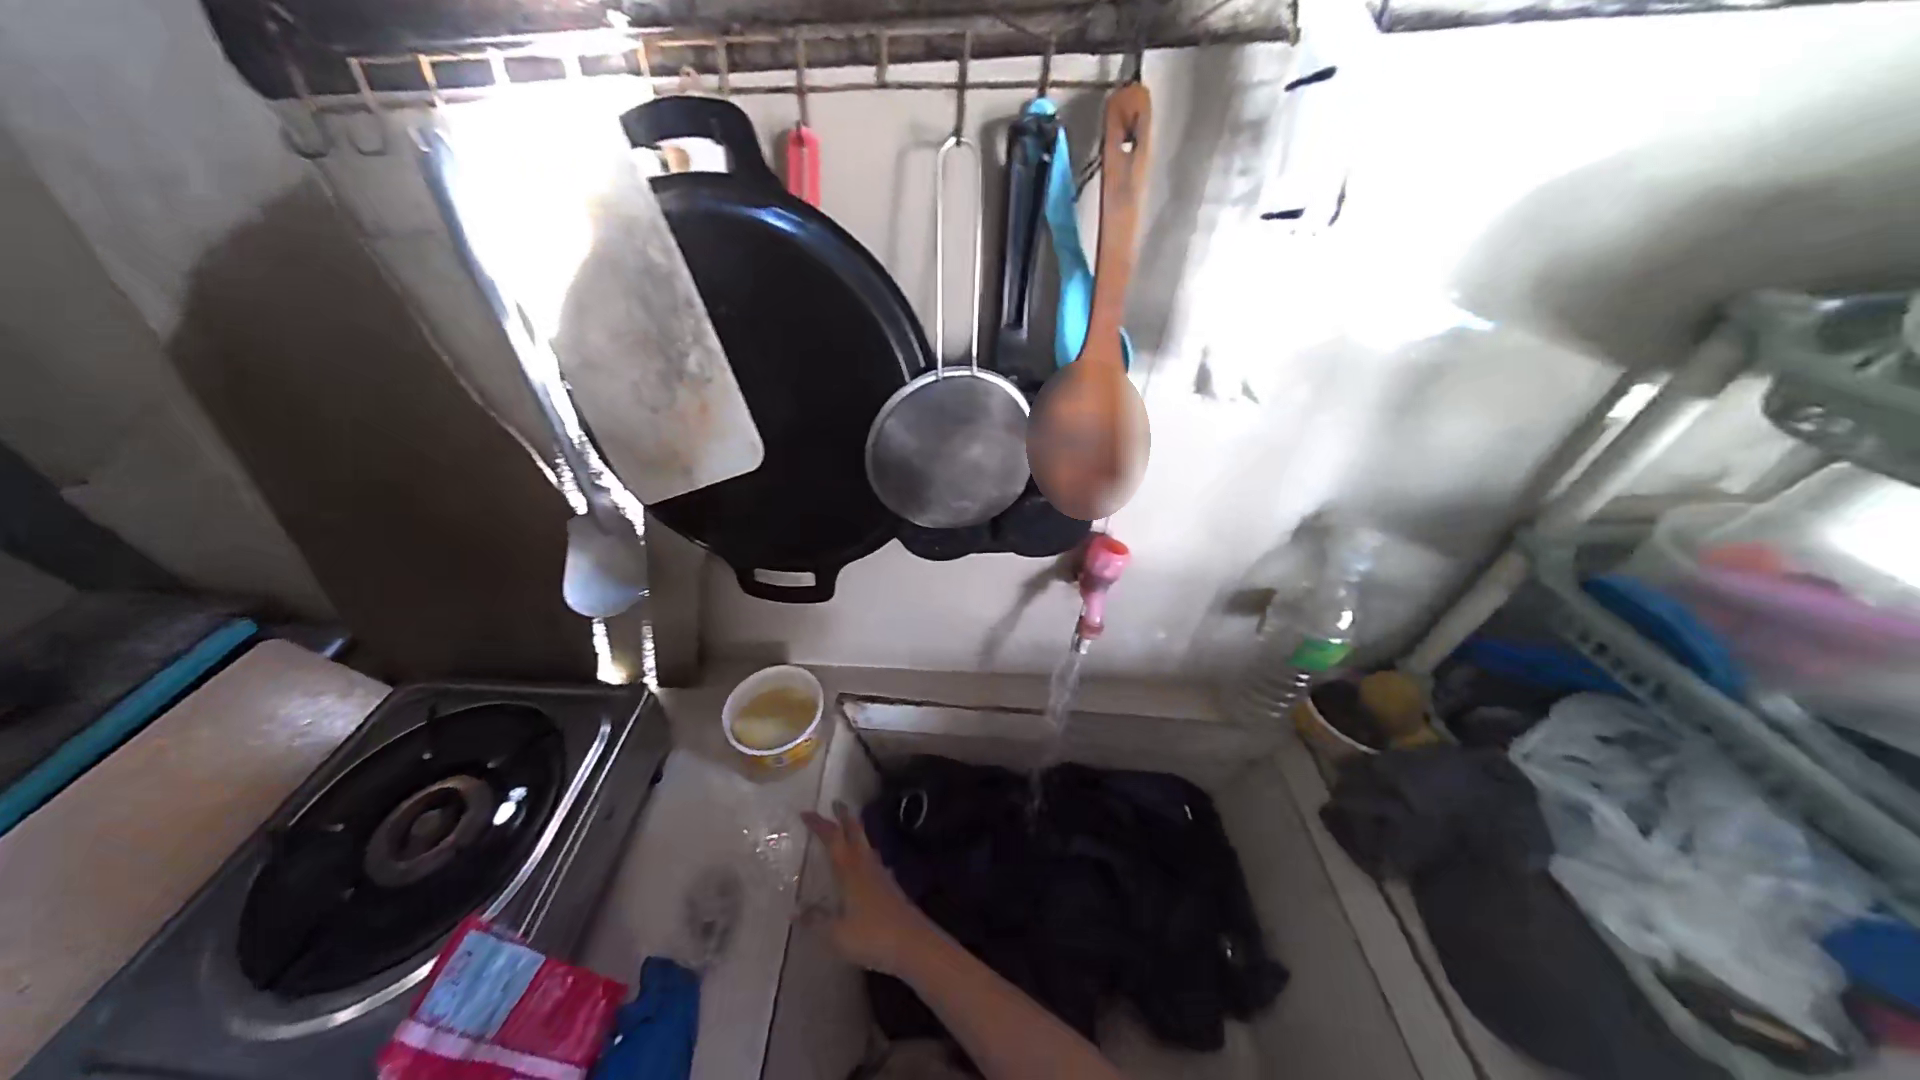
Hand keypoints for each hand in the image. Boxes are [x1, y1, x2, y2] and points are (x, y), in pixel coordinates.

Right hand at [800, 801, 940, 976]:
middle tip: (836, 803)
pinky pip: (874, 861)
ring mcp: (881, 874)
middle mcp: (866, 865)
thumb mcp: (835, 933)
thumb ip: (815, 920)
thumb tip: (796, 910)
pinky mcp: (891, 887)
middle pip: (855, 832)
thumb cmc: (871, 935)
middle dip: (844, 816)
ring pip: (866, 845)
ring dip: (856, 833)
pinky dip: (865, 855)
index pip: (832, 838)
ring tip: (848, 829)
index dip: (819, 824)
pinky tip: (865, 866)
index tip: (806, 812)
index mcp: (849, 870)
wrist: (912, 943)